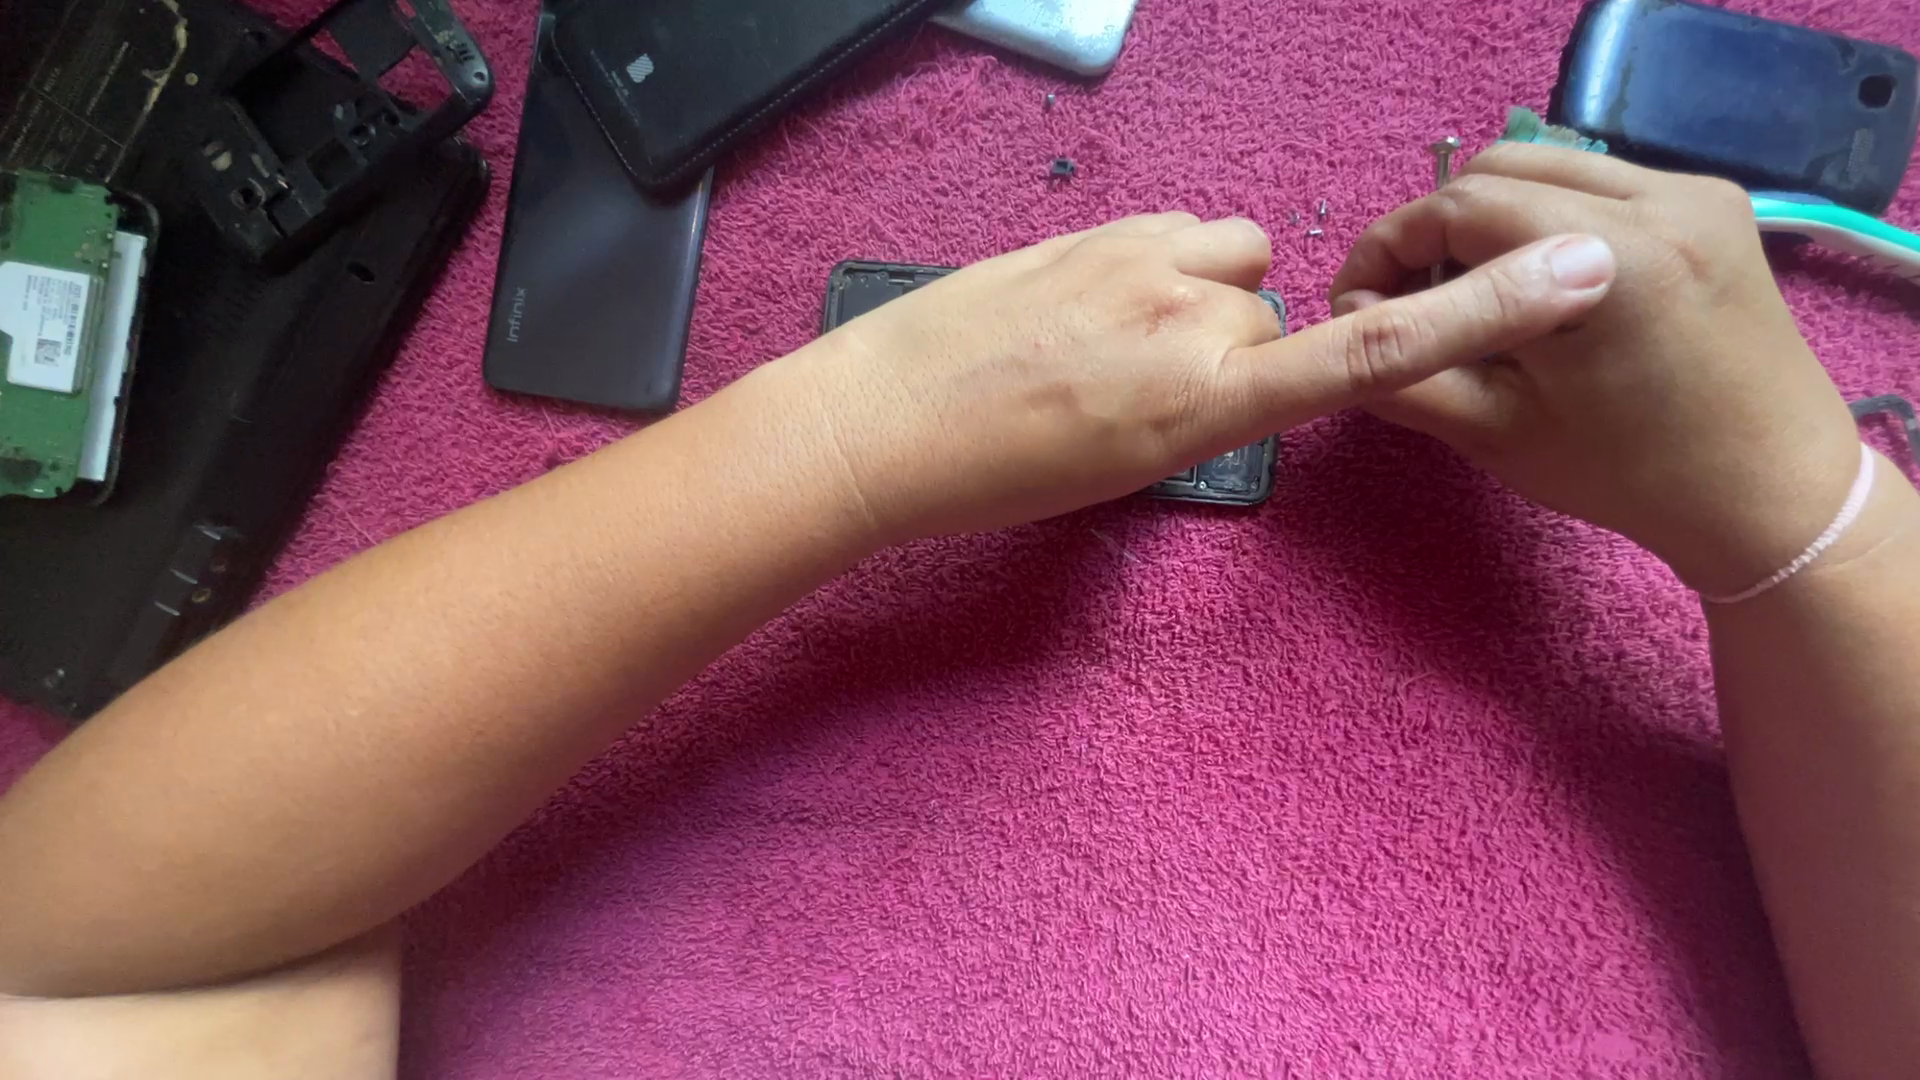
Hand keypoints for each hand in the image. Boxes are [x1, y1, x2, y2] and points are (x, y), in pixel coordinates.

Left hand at [765, 211, 1614, 543]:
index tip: (1569, 274)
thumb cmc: (987, 479)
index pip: (1356, 354)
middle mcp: (1184, 318)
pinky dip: (1153, 266)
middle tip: (1152, 387)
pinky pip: (1165, 234)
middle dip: (1235, 349)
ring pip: (1226, 260)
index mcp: (1197, 404)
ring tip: (1124, 339)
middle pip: (1271, 317)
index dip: (1468, 316)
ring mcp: (1132, 261)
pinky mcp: (1083, 233)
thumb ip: (1188, 418)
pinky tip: (1089, 304)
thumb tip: (1218, 378)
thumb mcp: (1110, 477)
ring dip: (1201, 295)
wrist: (878, 427)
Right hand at [1330, 145, 1863, 595]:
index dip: (1383, 248)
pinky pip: (1582, 183)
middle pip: (1495, 170)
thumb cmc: (1616, 471)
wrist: (1759, 487)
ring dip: (1471, 223)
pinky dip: (1523, 222)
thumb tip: (1346, 320)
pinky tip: (1513, 285)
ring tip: (1454, 295)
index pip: (1458, 206)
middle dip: (1424, 232)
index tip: (1352, 306)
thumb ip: (1400, 371)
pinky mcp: (1704, 204)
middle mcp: (1663, 199)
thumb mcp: (1484, 431)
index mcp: (1611, 261)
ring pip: (1538, 167)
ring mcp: (1693, 192)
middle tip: (1400, 303)